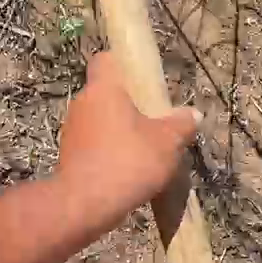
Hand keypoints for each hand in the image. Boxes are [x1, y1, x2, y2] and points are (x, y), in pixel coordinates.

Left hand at [54, 52, 200, 228]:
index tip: (142, 80)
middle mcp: (82, 102)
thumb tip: (193, 114)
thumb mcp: (167, 142)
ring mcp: (72, 128)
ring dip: (119, 129)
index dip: (122, 63)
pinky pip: (93, 142)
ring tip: (145, 149)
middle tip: (154, 120)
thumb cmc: (127, 161)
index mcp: (103, 88)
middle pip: (106, 92)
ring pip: (99, 119)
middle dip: (129, 104)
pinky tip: (127, 168)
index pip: (105, 60)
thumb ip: (181, 124)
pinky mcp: (68, 153)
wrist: (84, 203)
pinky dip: (108, 149)